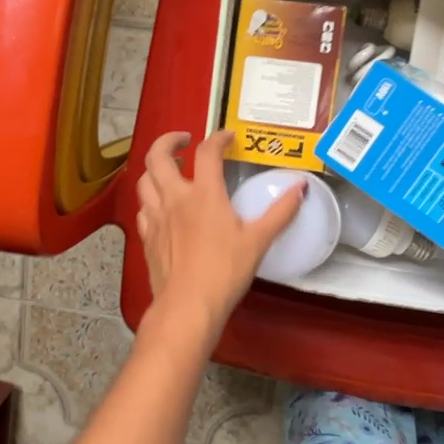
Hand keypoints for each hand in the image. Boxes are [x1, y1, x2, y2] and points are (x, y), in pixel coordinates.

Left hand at [135, 130, 304, 342]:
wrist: (187, 306)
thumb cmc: (225, 272)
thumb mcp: (258, 241)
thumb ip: (280, 212)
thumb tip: (301, 187)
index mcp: (204, 194)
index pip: (207, 152)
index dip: (218, 137)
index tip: (227, 137)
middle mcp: (174, 198)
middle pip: (158, 156)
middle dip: (169, 141)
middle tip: (184, 141)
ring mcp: (156, 217)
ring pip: (144, 180)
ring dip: (155, 169)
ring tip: (171, 170)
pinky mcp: (147, 237)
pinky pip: (142, 208)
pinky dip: (150, 199)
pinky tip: (161, 206)